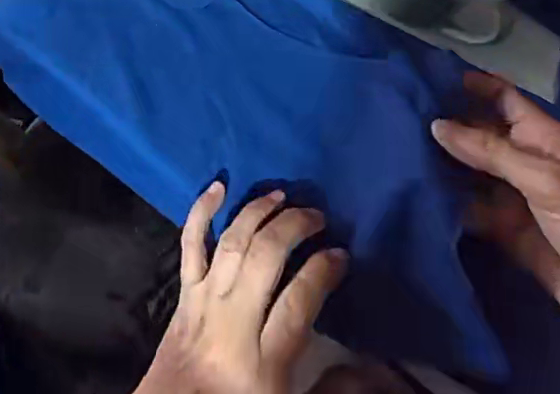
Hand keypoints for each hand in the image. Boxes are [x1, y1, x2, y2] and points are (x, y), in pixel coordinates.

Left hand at [135, 183, 348, 393]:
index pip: (298, 302)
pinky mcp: (184, 291)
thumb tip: (375, 369)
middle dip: (294, 227)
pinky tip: (219, 186)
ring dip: (258, 212)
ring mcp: (204, 300)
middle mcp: (232, 321)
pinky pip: (191, 243)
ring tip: (282, 197)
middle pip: (264, 257)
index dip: (322, 271)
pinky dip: (202, 211)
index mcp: (263, 361)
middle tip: (318, 216)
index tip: (341, 253)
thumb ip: (331, 388)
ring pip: (232, 242)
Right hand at [430, 73, 559, 360]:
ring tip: (403, 149)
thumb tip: (437, 125)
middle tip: (403, 114)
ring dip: (448, 165)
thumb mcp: (547, 180)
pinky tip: (423, 194)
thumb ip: (491, 152)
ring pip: (478, 174)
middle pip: (486, 135)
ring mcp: (523, 201)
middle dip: (452, 125)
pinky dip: (455, 204)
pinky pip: (478, 212)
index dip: (475, 85)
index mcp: (549, 139)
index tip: (431, 75)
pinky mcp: (514, 237)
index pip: (506, 100)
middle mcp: (533, 164)